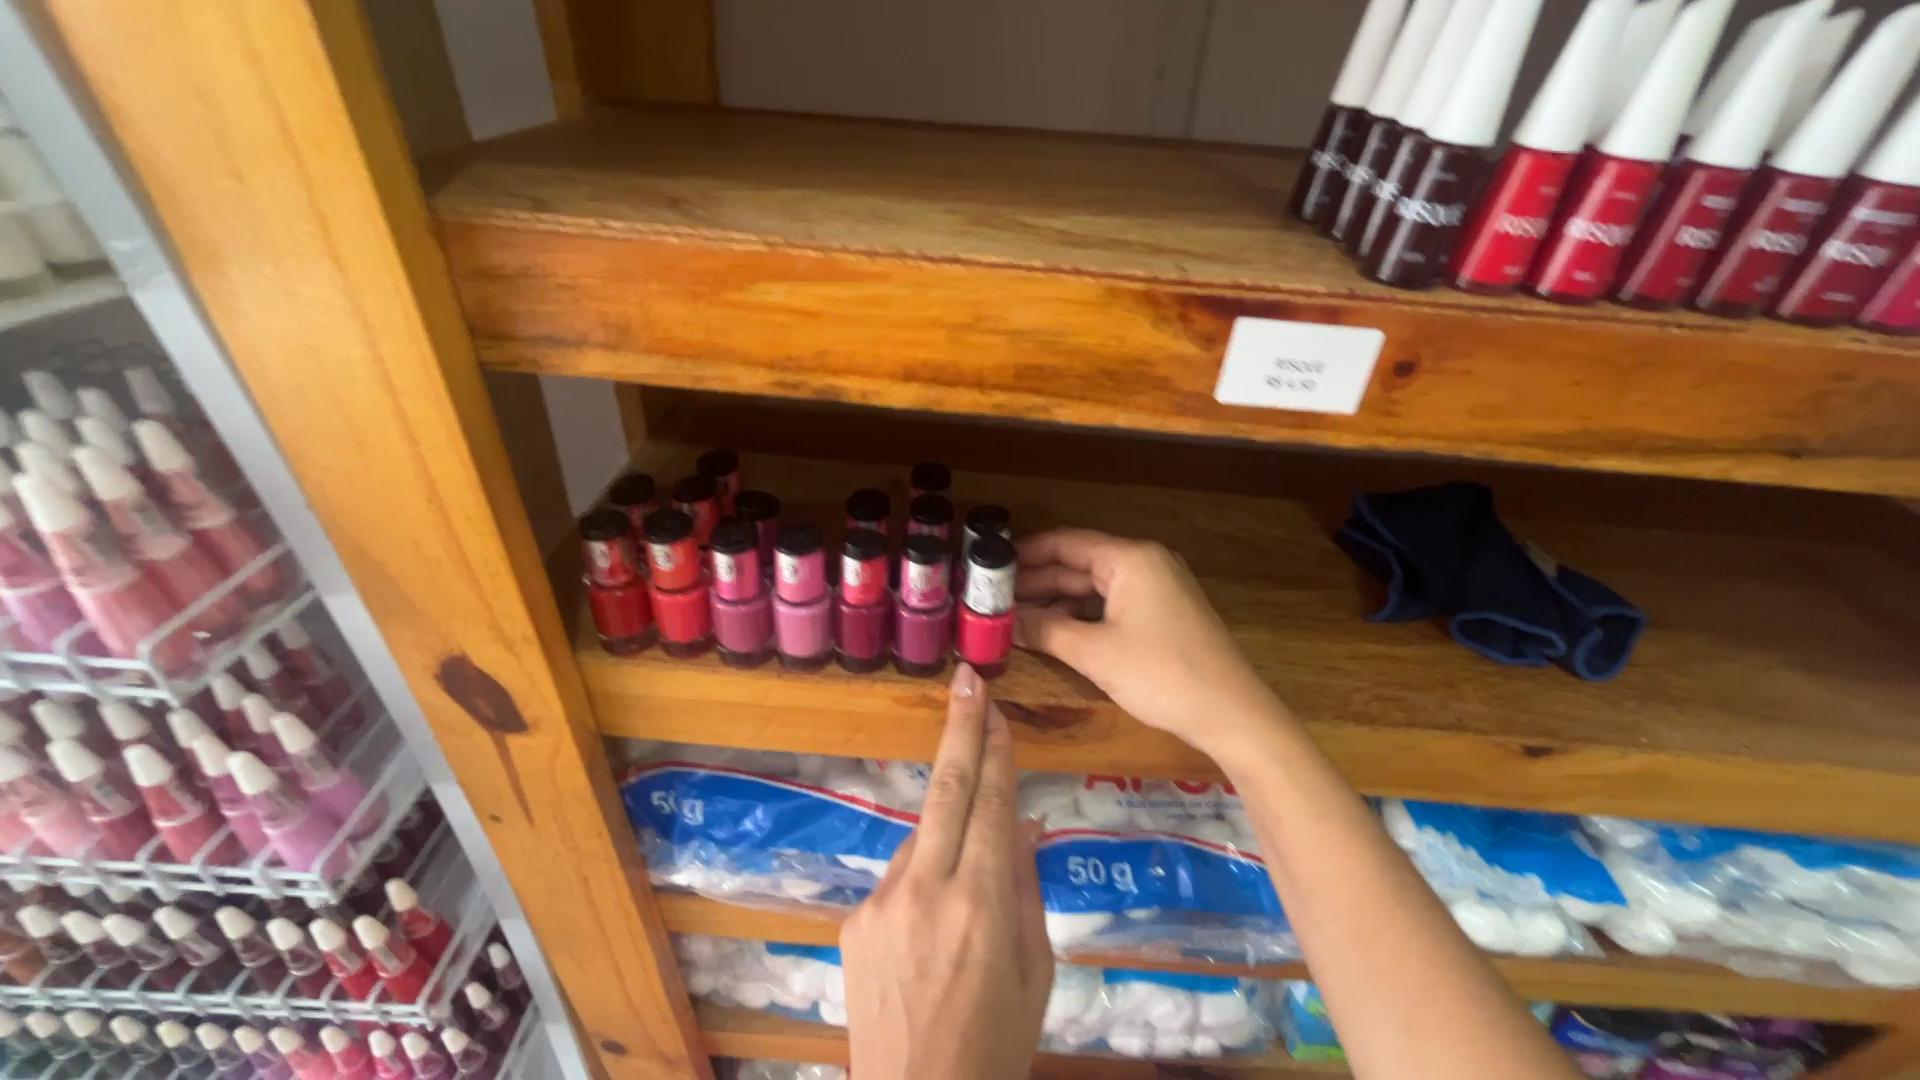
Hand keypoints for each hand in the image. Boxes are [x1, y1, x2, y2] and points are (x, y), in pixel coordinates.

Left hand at [840, 664, 1053, 1079]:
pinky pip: (901, 875)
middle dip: (961, 731)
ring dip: (948, 828)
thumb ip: (1028, 889)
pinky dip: (925, 876)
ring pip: (924, 835)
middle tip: (966, 681)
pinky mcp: (856, 919)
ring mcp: (883, 901)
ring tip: (967, 889)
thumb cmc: (997, 1043)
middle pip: (948, 791)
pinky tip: (935, 926)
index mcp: (984, 905)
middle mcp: (928, 890)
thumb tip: (1025, 823)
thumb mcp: (1036, 972)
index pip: (995, 805)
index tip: (997, 710)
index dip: (998, 752)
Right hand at [1016, 529, 1288, 754]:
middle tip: (993, 599)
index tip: (990, 567)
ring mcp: (1157, 589)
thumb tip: (1003, 623)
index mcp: (1130, 559)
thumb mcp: (1094, 653)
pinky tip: (1052, 632)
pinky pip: (1112, 606)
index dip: (1026, 553)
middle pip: (1079, 564)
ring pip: (1094, 588)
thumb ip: (1044, 631)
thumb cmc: (1161, 674)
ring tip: (1014, 618)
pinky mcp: (1162, 615)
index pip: (1067, 542)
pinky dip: (1081, 617)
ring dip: (1057, 602)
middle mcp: (1145, 564)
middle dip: (1037, 581)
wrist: (1232, 714)